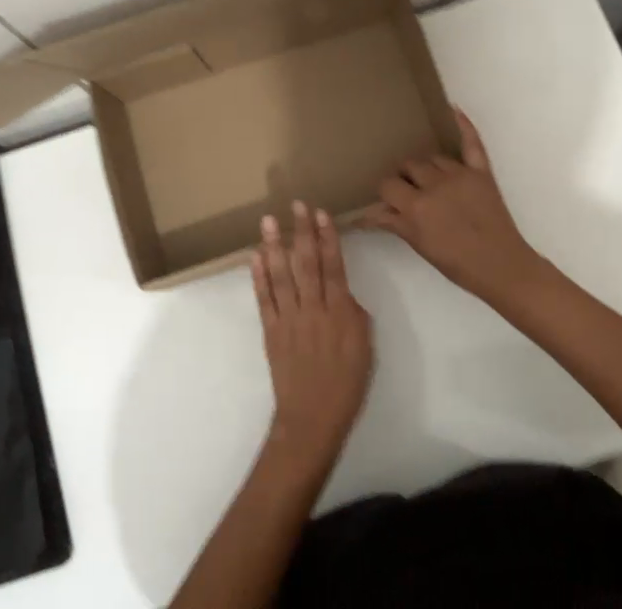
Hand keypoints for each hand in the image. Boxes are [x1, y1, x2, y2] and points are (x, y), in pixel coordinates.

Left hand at [252, 201, 373, 457]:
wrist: (313, 417)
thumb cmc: (347, 384)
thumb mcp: (365, 347)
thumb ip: (354, 314)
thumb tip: (343, 292)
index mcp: (340, 312)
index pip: (334, 266)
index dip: (328, 238)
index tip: (322, 214)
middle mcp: (313, 308)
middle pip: (307, 263)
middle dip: (302, 231)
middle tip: (297, 205)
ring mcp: (289, 318)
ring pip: (281, 274)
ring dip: (275, 245)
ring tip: (269, 221)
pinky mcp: (271, 330)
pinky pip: (264, 298)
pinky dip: (259, 276)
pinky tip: (256, 256)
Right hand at [365, 107, 544, 299]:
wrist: (500, 266)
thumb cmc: (456, 262)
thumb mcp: (418, 244)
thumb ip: (392, 223)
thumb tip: (364, 214)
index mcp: (415, 205)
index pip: (387, 185)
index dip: (386, 192)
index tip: (388, 200)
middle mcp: (434, 184)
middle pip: (409, 166)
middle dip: (404, 177)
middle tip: (409, 191)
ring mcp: (459, 175)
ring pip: (433, 157)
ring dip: (426, 165)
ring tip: (427, 177)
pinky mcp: (481, 172)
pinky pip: (471, 143)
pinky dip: (464, 125)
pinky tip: (453, 109)